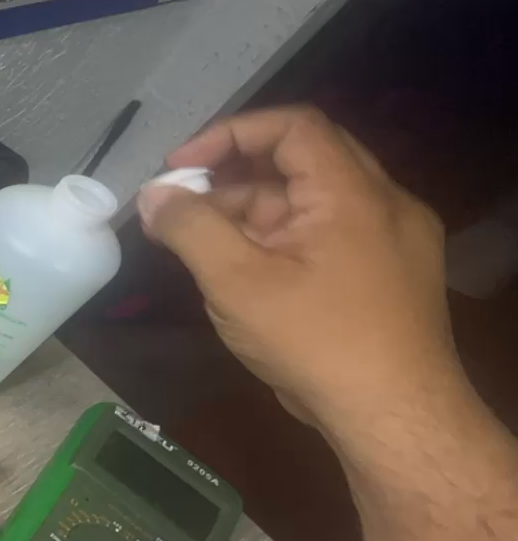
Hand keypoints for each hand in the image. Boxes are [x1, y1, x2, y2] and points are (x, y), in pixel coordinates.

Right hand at [136, 106, 467, 478]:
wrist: (388, 412)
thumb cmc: (313, 339)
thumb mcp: (234, 280)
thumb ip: (189, 227)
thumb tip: (152, 195)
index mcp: (354, 197)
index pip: (295, 128)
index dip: (228, 134)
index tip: (176, 169)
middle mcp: (379, 205)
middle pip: (296, 158)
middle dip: (224, 173)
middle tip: (174, 203)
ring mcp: (381, 238)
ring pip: (299, 198)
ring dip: (236, 208)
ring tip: (186, 241)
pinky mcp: (372, 268)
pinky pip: (311, 229)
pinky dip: (261, 233)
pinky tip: (226, 265)